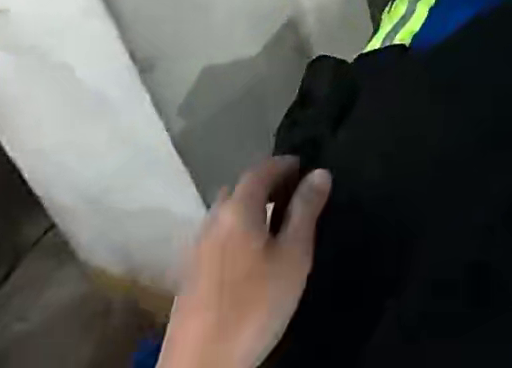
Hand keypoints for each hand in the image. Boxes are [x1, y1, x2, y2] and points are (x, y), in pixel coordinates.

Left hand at [159, 157, 331, 367]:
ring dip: (251, 208)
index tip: (306, 167)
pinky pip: (220, 234)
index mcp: (238, 208)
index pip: (261, 169)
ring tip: (277, 224)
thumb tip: (319, 173)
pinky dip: (238, 229)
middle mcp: (214, 218)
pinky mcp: (191, 272)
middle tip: (294, 195)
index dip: (285, 164)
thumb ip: (305, 211)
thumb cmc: (254, 306)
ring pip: (228, 212)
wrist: (201, 365)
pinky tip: (252, 254)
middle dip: (268, 184)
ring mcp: (198, 245)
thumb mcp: (293, 257)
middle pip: (241, 188)